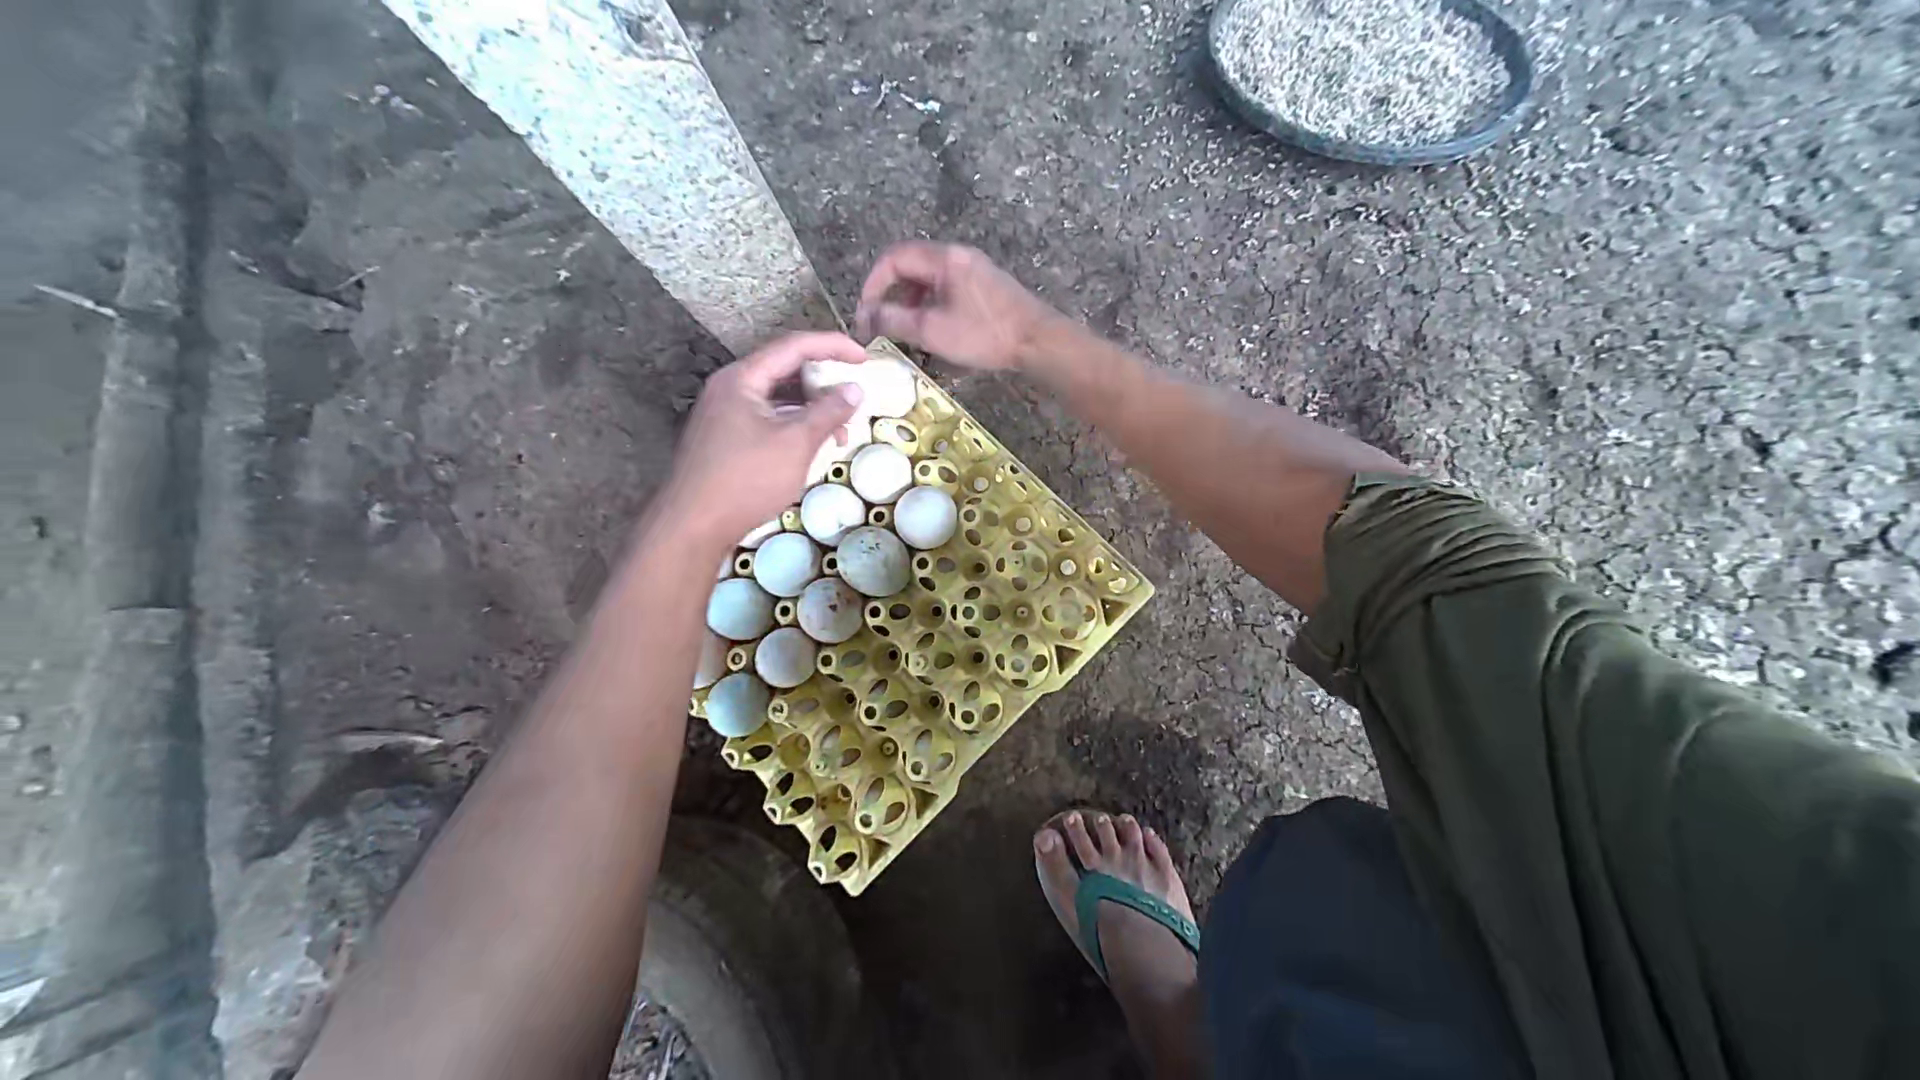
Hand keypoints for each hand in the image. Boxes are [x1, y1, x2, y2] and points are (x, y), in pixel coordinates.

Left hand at [655, 332, 865, 548]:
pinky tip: (812, 447)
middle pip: (784, 370)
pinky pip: (767, 419)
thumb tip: (854, 389)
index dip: (833, 346)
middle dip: (824, 382)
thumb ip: (828, 412)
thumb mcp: (795, 443)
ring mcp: (725, 415)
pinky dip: (794, 426)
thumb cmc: (746, 480)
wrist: (692, 527)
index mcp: (742, 378)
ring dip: (812, 409)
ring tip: (840, 431)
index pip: (794, 347)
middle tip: (854, 398)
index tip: (865, 358)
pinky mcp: (726, 440)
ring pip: (777, 398)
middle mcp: (730, 388)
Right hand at [854, 242, 1060, 370]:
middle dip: (890, 293)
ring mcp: (974, 270)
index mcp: (944, 259)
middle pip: (911, 265)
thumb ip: (894, 321)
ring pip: (929, 279)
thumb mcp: (932, 331)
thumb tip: (865, 316)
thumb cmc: (984, 335)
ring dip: (910, 301)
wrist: (1037, 341)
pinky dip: (931, 305)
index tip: (865, 311)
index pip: (894, 258)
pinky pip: (947, 288)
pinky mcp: (985, 287)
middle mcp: (959, 256)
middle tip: (881, 321)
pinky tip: (933, 330)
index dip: (873, 283)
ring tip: (904, 329)